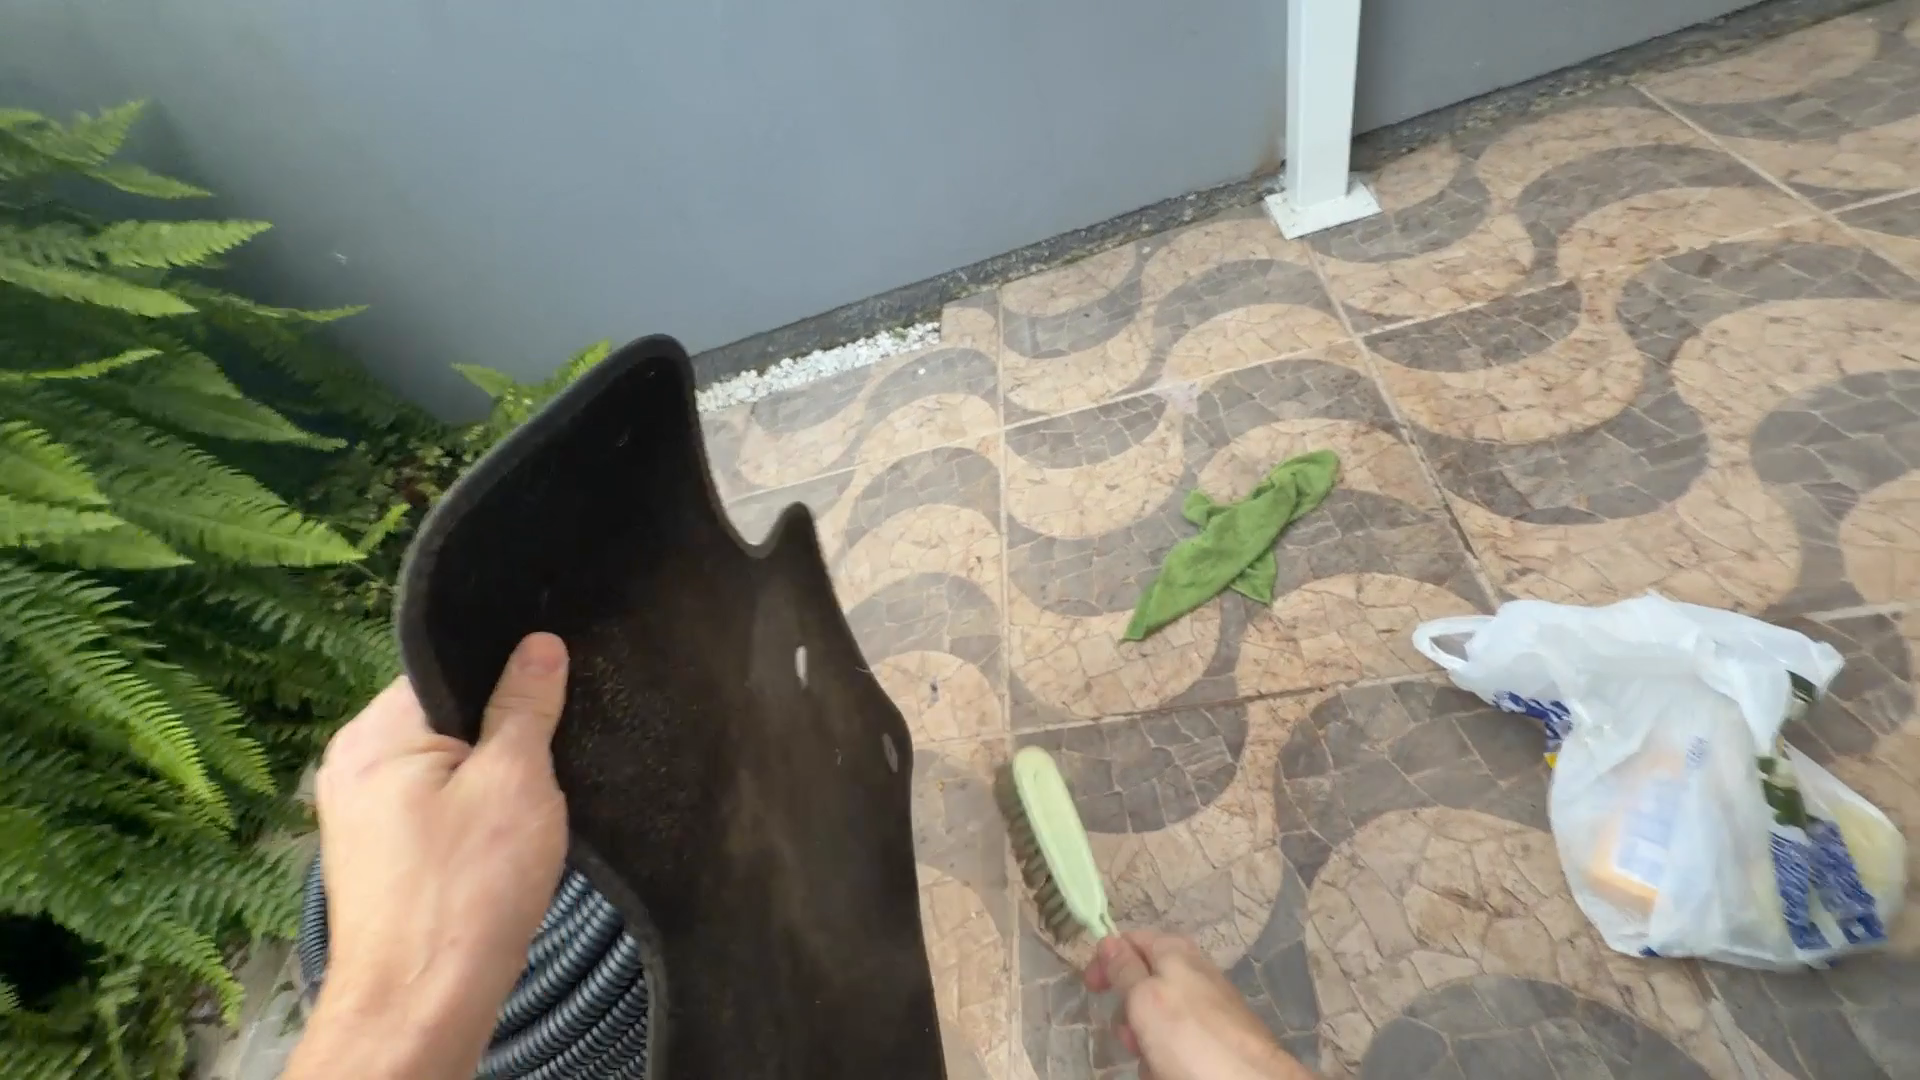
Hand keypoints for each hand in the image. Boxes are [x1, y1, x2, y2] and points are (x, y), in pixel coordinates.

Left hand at [285, 633, 570, 1079]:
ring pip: (452, 755)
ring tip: (547, 767)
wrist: (427, 1000)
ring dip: (500, 760)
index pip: (447, 669)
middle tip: (564, 723)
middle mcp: (356, 763)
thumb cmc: (471, 879)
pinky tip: (518, 810)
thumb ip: (525, 703)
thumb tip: (540, 642)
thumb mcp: (515, 776)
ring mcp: (367, 810)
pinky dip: (483, 793)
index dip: (507, 666)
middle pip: (450, 711)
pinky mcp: (388, 846)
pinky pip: (445, 792)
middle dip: (507, 717)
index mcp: (375, 735)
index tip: (560, 672)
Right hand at [1084, 930, 1316, 1079]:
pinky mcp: (1220, 1047)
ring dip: (1148, 1047)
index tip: (1091, 989)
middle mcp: (1194, 975)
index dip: (1106, 959)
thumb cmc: (1191, 1040)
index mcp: (1175, 953)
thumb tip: (1109, 939)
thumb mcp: (1145, 998)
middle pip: (1144, 986)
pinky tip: (1169, 1077)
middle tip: (1130, 1038)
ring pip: (1160, 1024)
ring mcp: (1210, 1012)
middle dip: (1130, 1015)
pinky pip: (1181, 1049)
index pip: (1130, 940)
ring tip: (1155, 1069)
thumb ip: (1124, 969)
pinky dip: (1169, 1064)